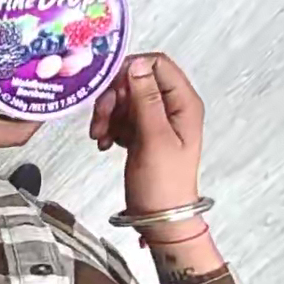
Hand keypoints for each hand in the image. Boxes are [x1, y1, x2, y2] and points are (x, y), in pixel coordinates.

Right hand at [88, 53, 203, 213]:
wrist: (160, 220)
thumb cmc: (162, 184)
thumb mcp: (155, 139)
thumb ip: (146, 100)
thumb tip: (137, 64)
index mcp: (183, 103)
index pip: (157, 65)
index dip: (130, 71)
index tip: (109, 91)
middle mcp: (172, 107)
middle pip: (137, 81)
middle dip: (114, 97)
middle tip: (100, 120)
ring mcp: (156, 122)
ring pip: (125, 100)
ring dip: (107, 114)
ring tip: (99, 136)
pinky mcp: (142, 135)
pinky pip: (121, 118)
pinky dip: (110, 127)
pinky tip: (104, 143)